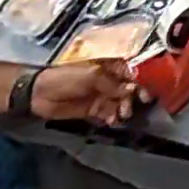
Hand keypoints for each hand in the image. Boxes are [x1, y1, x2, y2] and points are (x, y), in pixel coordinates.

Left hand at [31, 59, 146, 123]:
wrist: (39, 94)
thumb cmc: (67, 77)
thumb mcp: (91, 77)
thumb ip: (112, 84)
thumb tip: (133, 88)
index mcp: (114, 67)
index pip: (135, 71)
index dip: (144, 79)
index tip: (149, 88)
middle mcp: (113, 80)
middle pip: (131, 87)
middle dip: (135, 96)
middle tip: (137, 104)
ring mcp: (104, 95)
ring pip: (121, 101)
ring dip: (124, 108)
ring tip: (122, 115)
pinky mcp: (95, 109)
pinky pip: (109, 113)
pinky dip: (113, 117)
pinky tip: (113, 121)